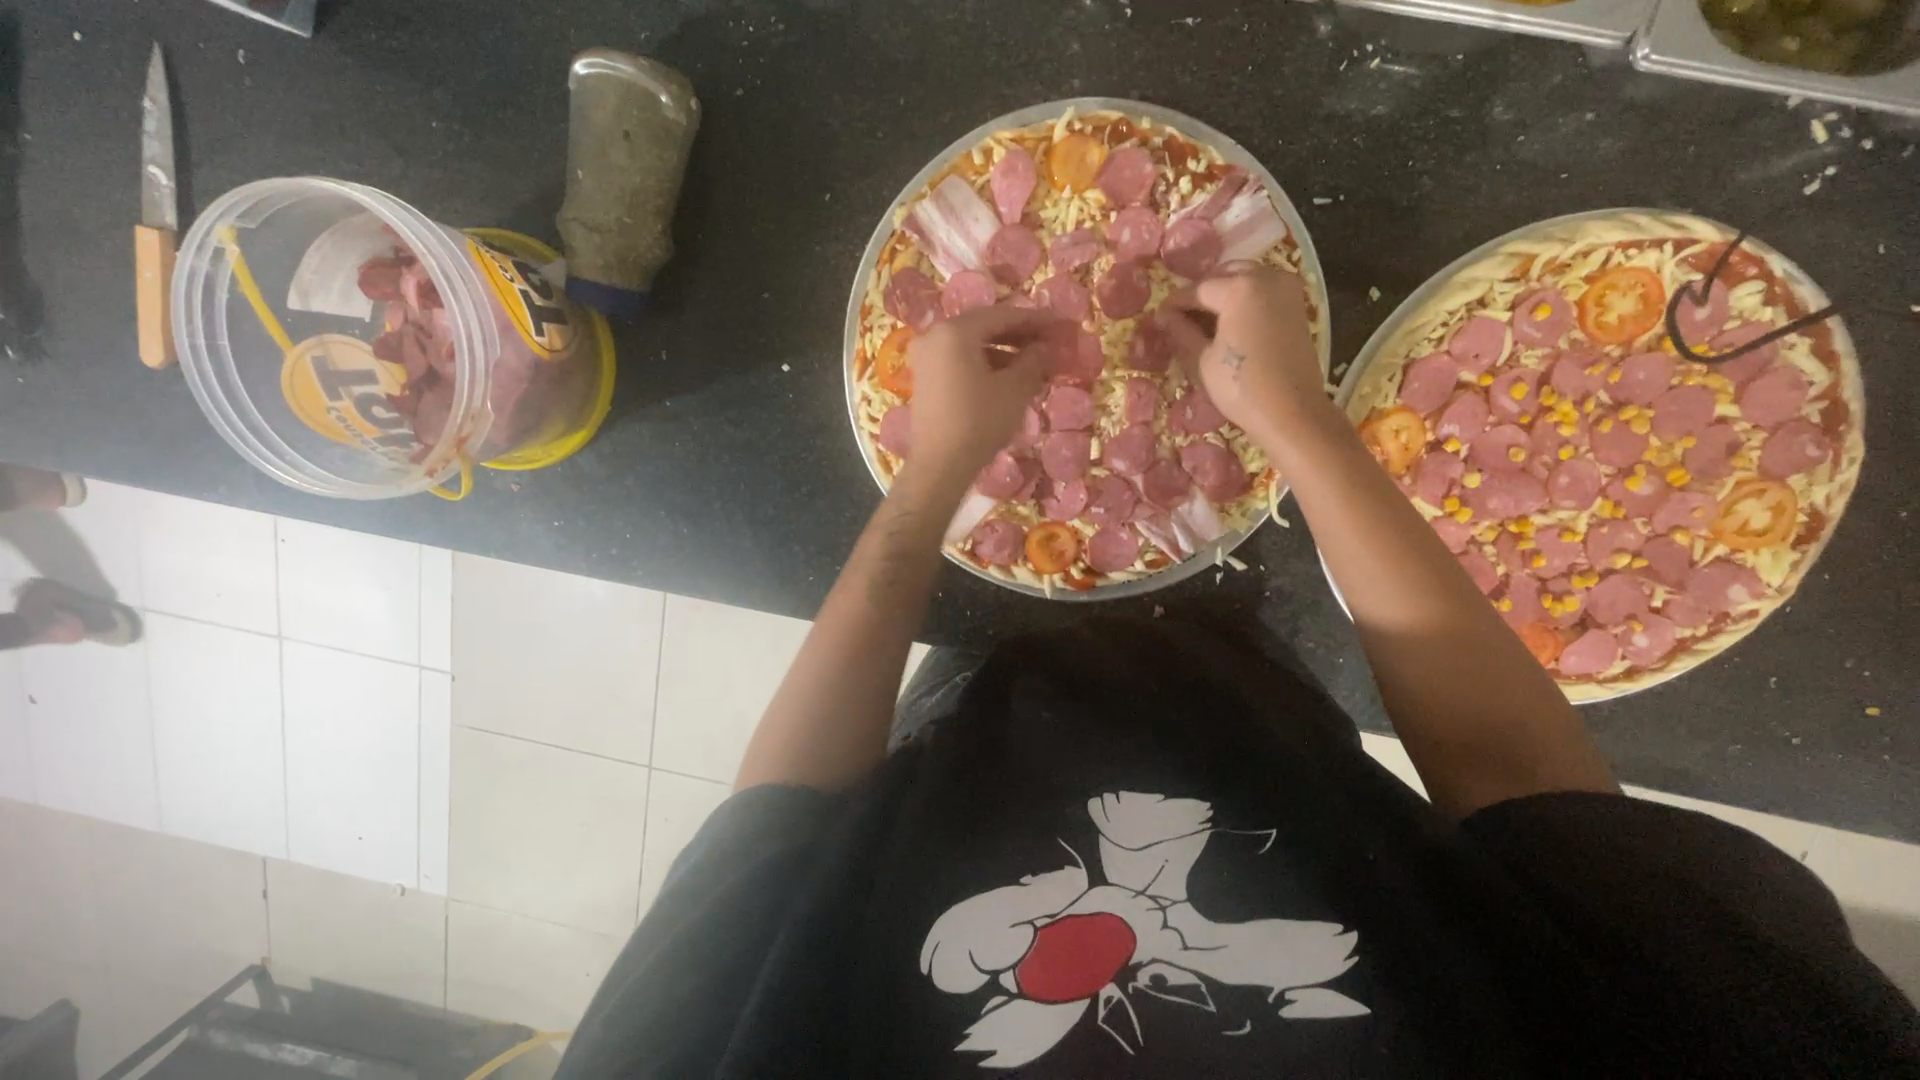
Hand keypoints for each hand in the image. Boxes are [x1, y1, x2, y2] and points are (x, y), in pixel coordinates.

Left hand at [904, 305, 1054, 487]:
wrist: (940, 464)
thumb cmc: (979, 421)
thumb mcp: (1014, 389)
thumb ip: (1033, 360)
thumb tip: (1045, 347)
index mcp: (955, 331)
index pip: (1001, 314)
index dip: (1033, 319)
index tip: (1057, 324)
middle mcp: (934, 336)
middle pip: (983, 327)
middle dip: (1017, 335)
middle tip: (1047, 342)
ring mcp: (925, 358)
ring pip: (971, 346)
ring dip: (1002, 352)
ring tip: (1032, 364)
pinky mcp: (924, 380)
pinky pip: (959, 361)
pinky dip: (984, 365)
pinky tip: (1008, 379)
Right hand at [1159, 265, 1323, 432]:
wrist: (1291, 412)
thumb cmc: (1240, 387)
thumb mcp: (1201, 360)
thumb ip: (1180, 331)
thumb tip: (1162, 315)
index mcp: (1240, 288)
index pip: (1198, 289)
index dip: (1175, 303)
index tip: (1159, 317)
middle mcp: (1267, 277)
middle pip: (1224, 276)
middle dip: (1202, 294)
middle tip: (1182, 318)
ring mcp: (1286, 289)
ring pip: (1246, 279)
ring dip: (1224, 294)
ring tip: (1204, 322)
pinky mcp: (1297, 306)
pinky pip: (1264, 290)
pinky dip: (1244, 300)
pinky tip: (1229, 324)